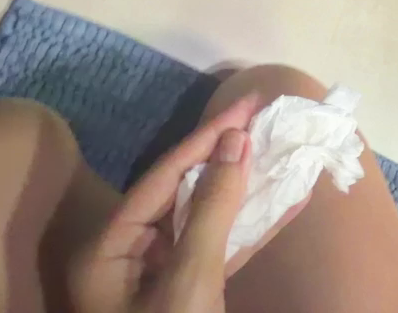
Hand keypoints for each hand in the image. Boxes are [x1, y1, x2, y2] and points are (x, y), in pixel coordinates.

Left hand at [70, 95, 305, 312]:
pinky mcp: (185, 295)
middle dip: (228, 155)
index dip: (208, 137)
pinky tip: (288, 202)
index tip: (248, 104)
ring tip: (278, 150)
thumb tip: (233, 140)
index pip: (165, 175)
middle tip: (264, 118)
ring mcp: (156, 277)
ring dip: (246, 186)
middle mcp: (127, 256)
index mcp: (109, 250)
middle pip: (183, 189)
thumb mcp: (189, 284)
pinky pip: (219, 247)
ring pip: (206, 215)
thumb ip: (212, 209)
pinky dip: (252, 226)